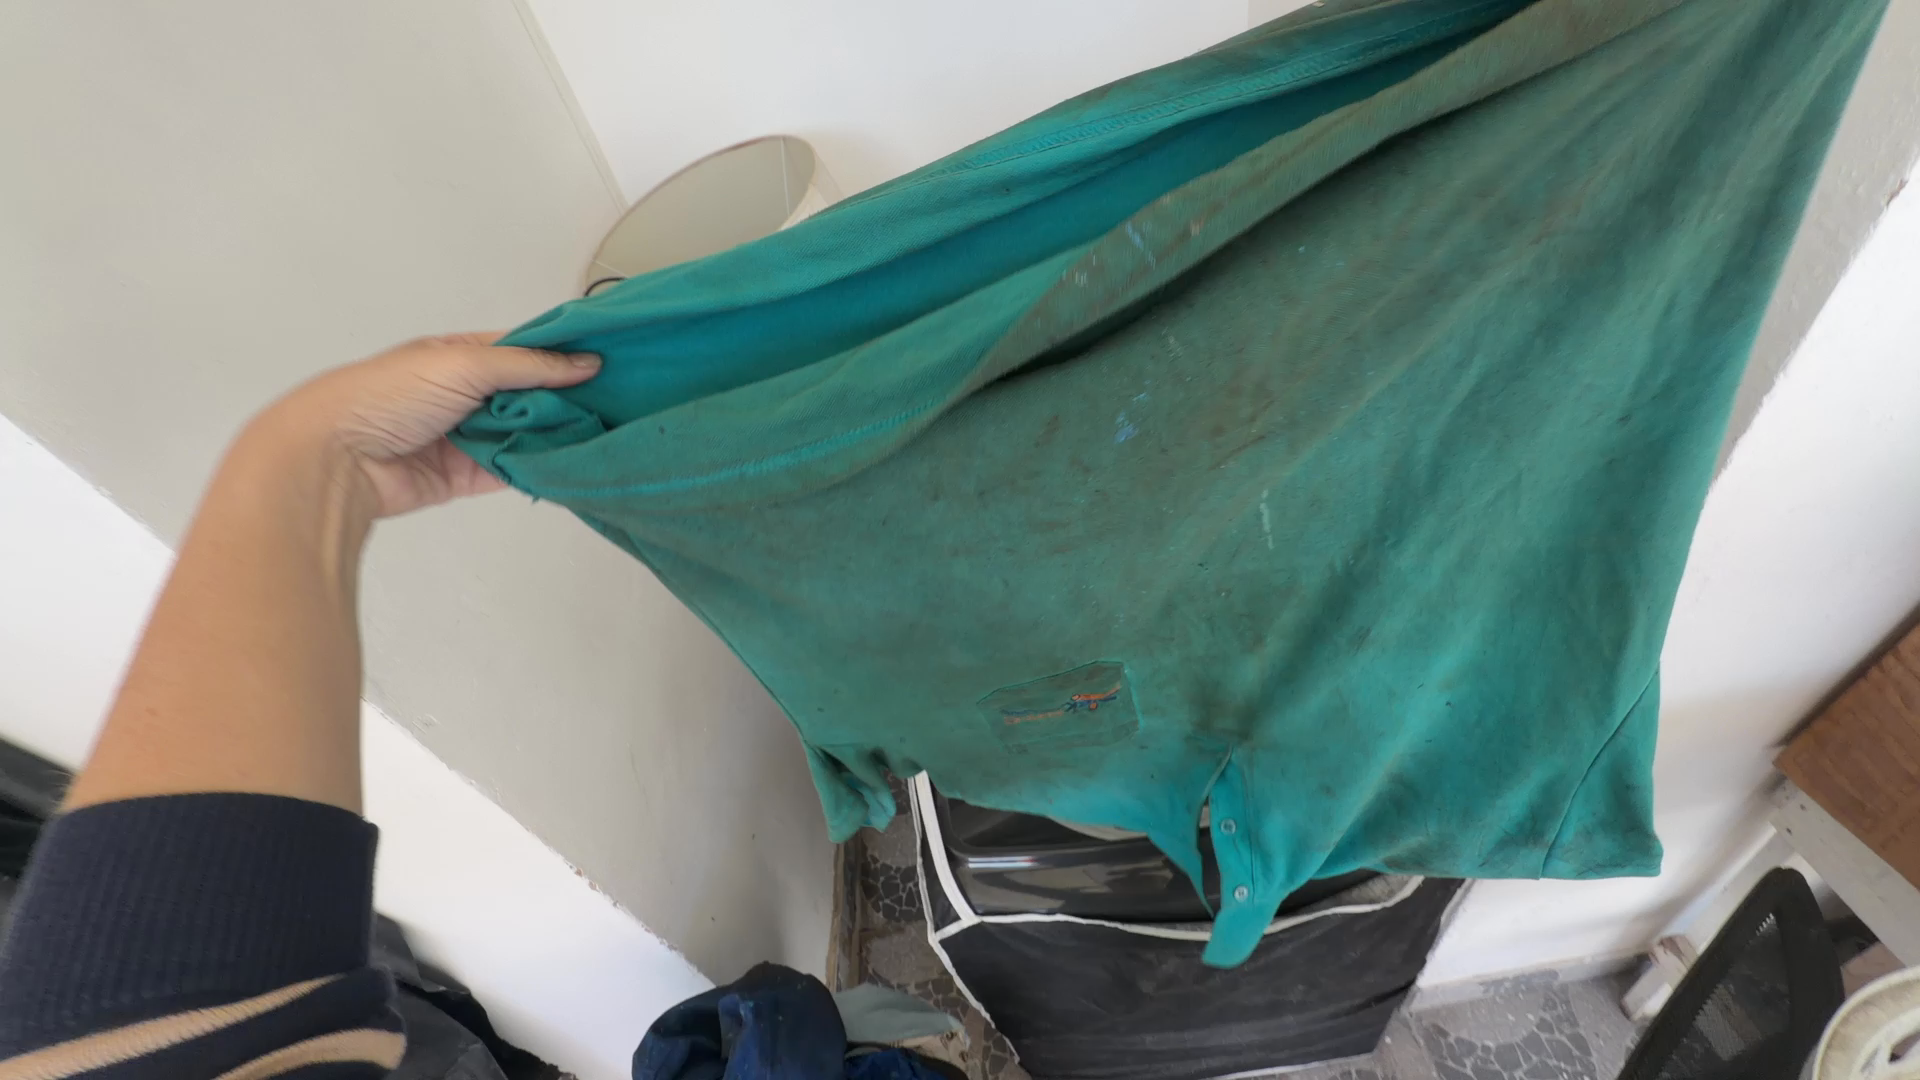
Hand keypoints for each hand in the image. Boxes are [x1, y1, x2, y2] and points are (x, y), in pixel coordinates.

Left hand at [249, 332, 598, 518]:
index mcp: (463, 357)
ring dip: (563, 430)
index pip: (525, 350)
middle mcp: (471, 394)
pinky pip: (522, 467)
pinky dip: (547, 464)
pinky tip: (583, 459)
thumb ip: (530, 365)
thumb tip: (590, 363)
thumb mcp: (463, 364)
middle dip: (572, 395)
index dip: (565, 352)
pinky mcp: (477, 474)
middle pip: (535, 392)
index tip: (612, 358)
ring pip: (533, 431)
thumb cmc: (391, 396)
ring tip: (612, 428)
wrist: (338, 460)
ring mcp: (474, 435)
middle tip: (622, 398)